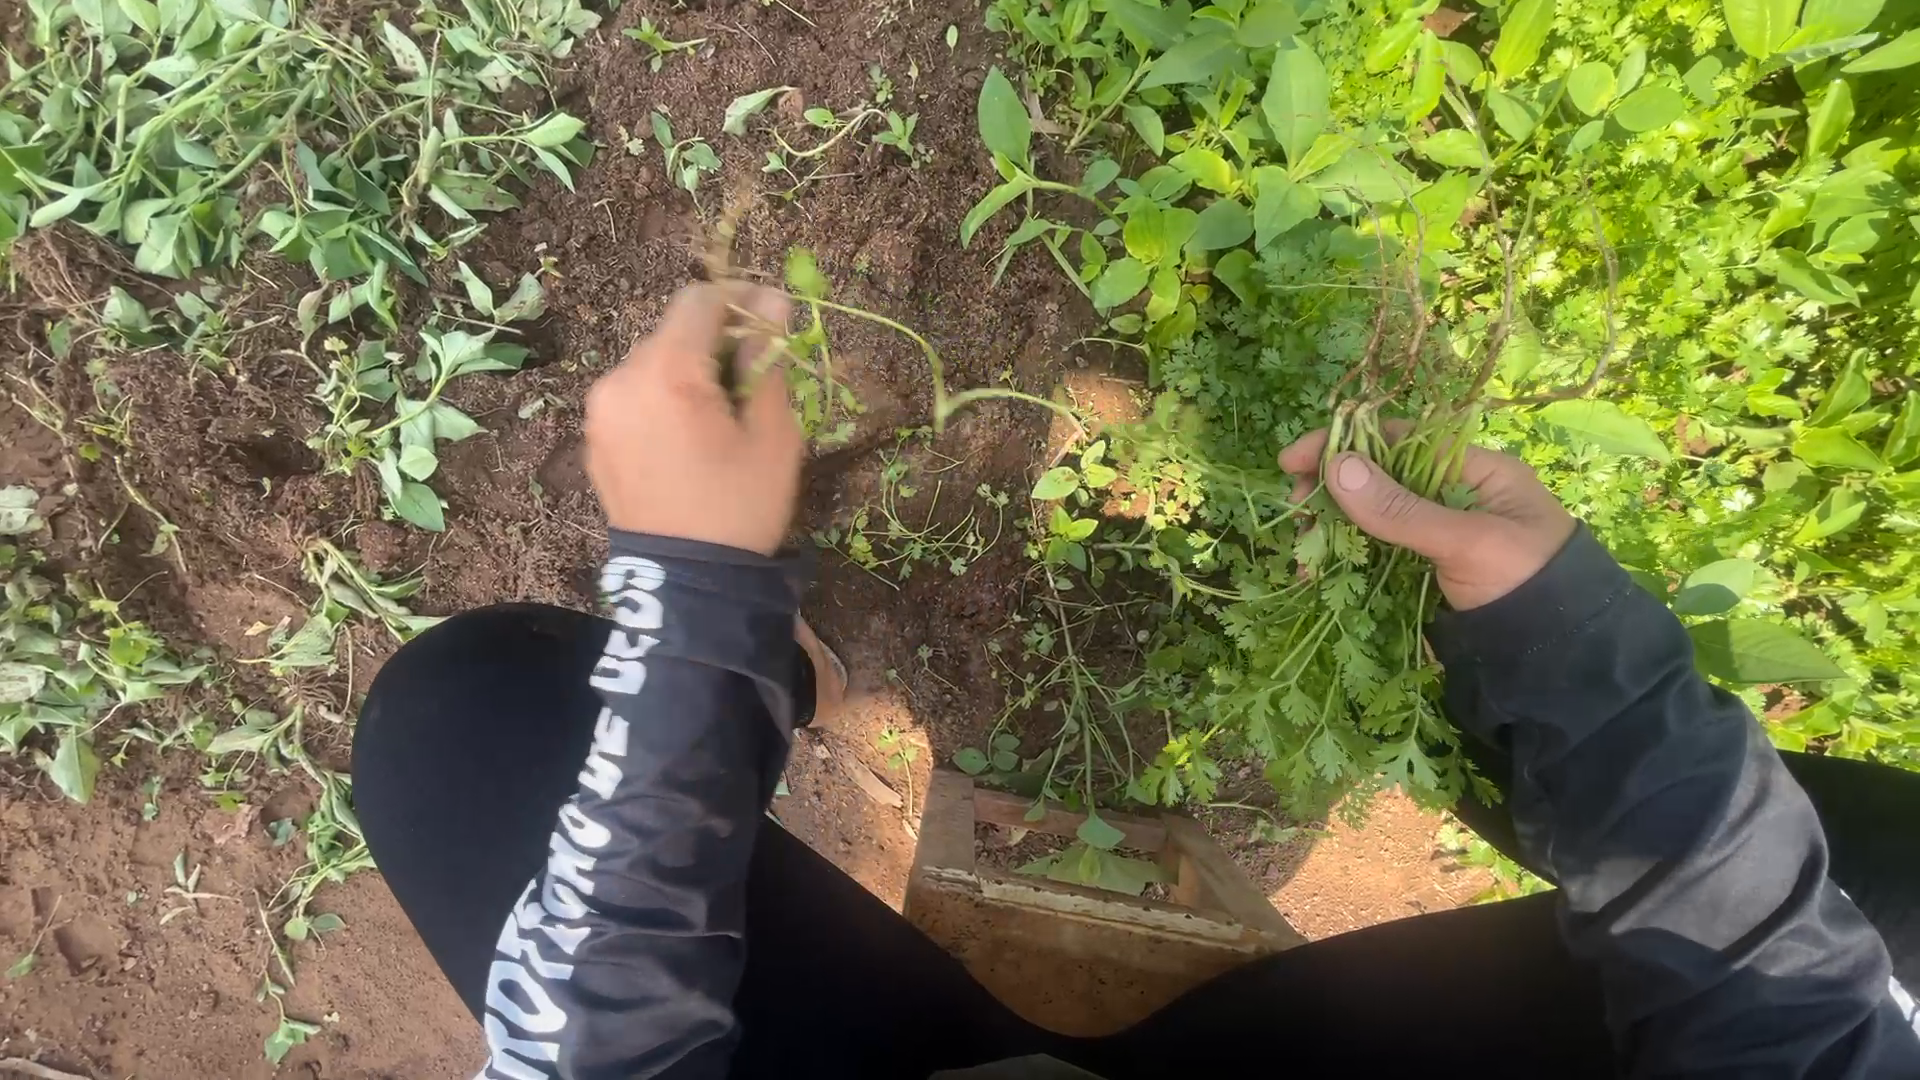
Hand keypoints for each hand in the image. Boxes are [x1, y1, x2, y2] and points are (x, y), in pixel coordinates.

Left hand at [585, 282, 799, 554]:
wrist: (687, 584)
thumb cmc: (742, 507)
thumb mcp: (774, 437)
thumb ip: (770, 363)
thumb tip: (774, 309)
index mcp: (668, 374)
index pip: (701, 300)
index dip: (743, 299)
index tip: (775, 318)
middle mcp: (621, 380)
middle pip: (674, 332)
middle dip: (719, 341)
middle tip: (757, 376)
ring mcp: (601, 411)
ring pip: (653, 364)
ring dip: (691, 371)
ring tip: (723, 414)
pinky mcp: (596, 438)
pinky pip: (635, 397)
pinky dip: (665, 399)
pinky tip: (691, 437)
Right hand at [1278, 429, 1575, 610]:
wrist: (1554, 659)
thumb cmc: (1527, 586)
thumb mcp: (1467, 542)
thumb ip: (1401, 508)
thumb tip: (1336, 467)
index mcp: (1473, 472)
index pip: (1397, 440)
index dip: (1343, 444)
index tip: (1293, 460)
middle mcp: (1447, 495)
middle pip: (1373, 476)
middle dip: (1329, 489)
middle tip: (1295, 508)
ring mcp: (1429, 532)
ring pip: (1364, 515)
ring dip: (1328, 526)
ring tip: (1303, 549)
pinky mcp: (1414, 565)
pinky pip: (1367, 549)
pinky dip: (1339, 555)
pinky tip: (1315, 570)